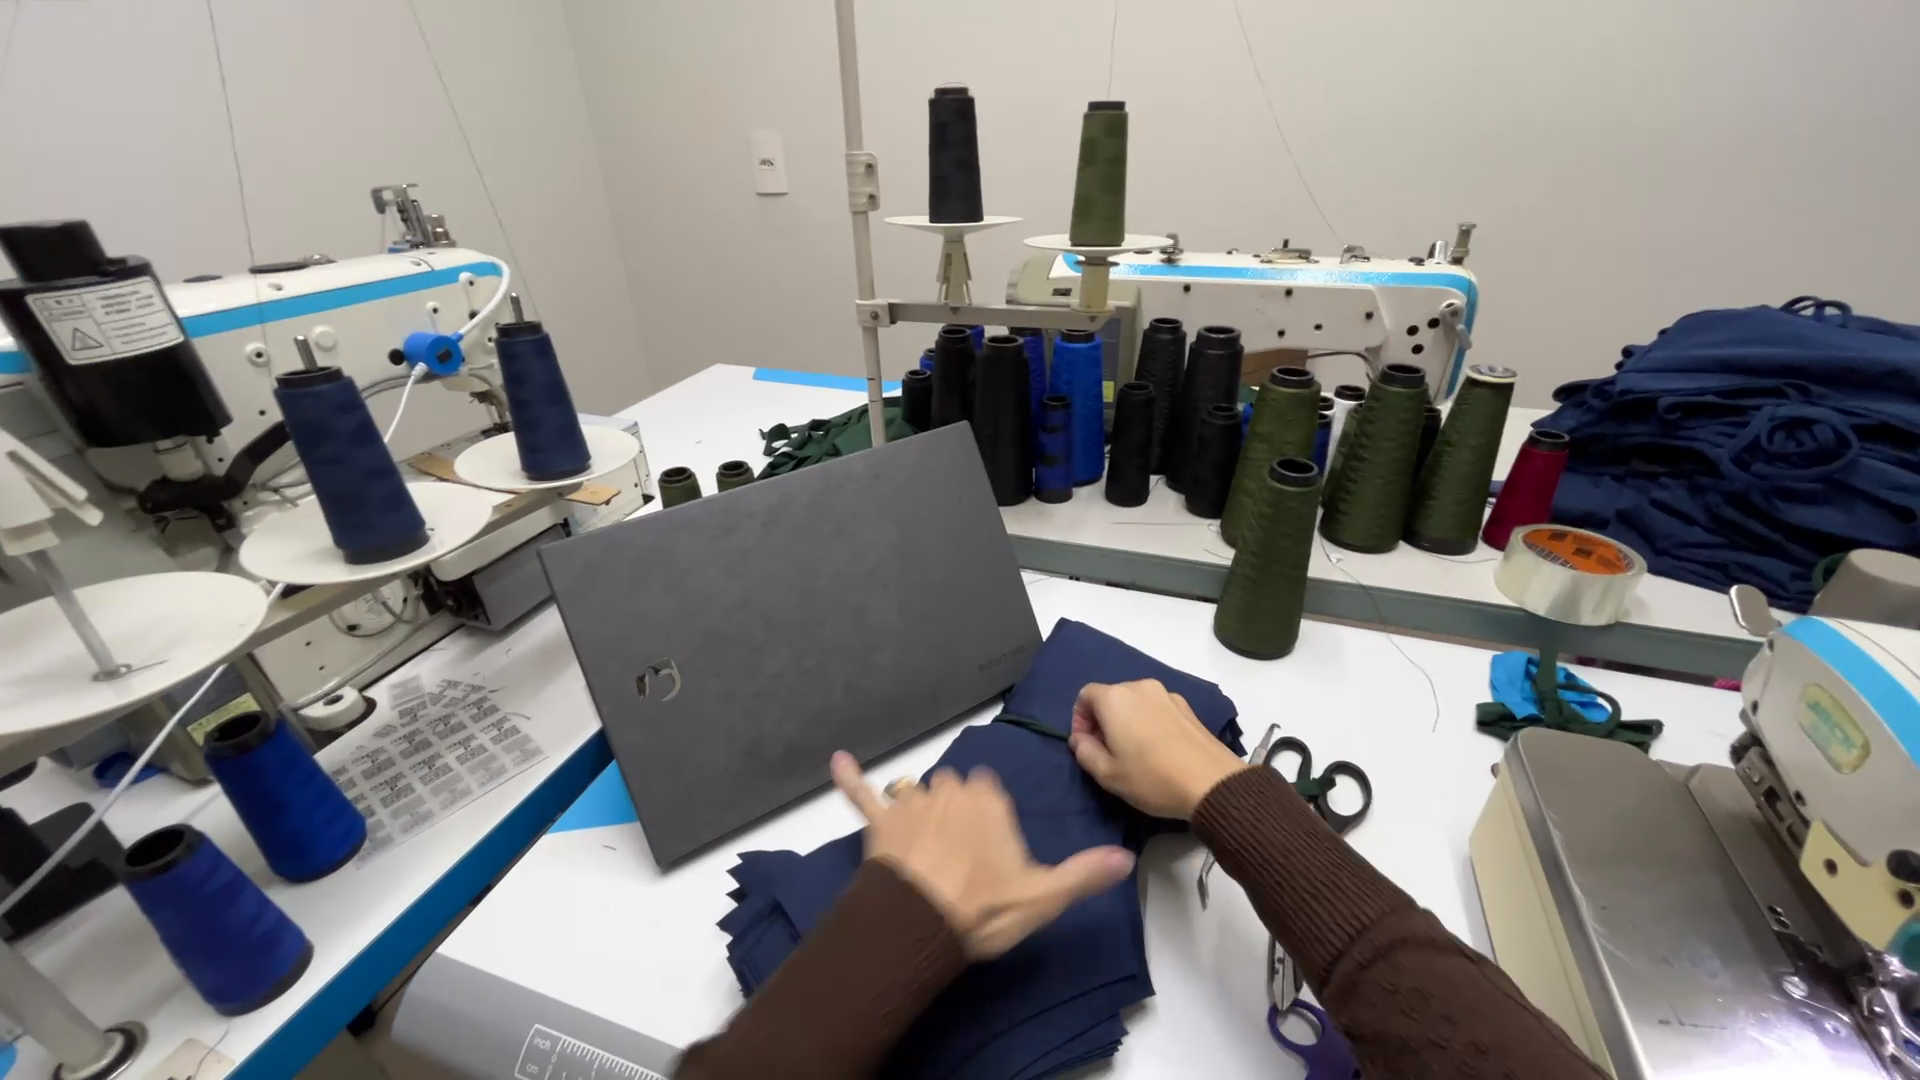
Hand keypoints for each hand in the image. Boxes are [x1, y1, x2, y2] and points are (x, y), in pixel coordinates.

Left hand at [830, 751, 1134, 958]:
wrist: (920, 924)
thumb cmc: (984, 907)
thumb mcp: (1043, 896)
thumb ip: (1083, 874)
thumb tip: (1126, 858)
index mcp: (991, 800)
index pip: (991, 791)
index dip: (989, 820)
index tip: (989, 851)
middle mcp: (952, 789)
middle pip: (956, 790)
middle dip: (956, 815)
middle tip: (959, 861)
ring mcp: (913, 802)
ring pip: (918, 793)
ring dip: (920, 812)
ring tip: (923, 853)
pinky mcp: (880, 820)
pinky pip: (863, 794)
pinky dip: (850, 778)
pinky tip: (837, 760)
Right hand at [1068, 680, 1250, 818]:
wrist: (1212, 783)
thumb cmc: (1152, 778)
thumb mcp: (1107, 774)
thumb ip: (1084, 752)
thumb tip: (1080, 738)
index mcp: (1114, 699)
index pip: (1085, 696)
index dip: (1079, 719)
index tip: (1086, 744)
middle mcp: (1139, 687)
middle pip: (1110, 696)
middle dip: (1103, 720)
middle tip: (1107, 751)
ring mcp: (1166, 694)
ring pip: (1135, 702)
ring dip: (1127, 720)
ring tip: (1135, 751)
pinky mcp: (1187, 707)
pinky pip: (1157, 708)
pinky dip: (1149, 721)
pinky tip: (1159, 748)